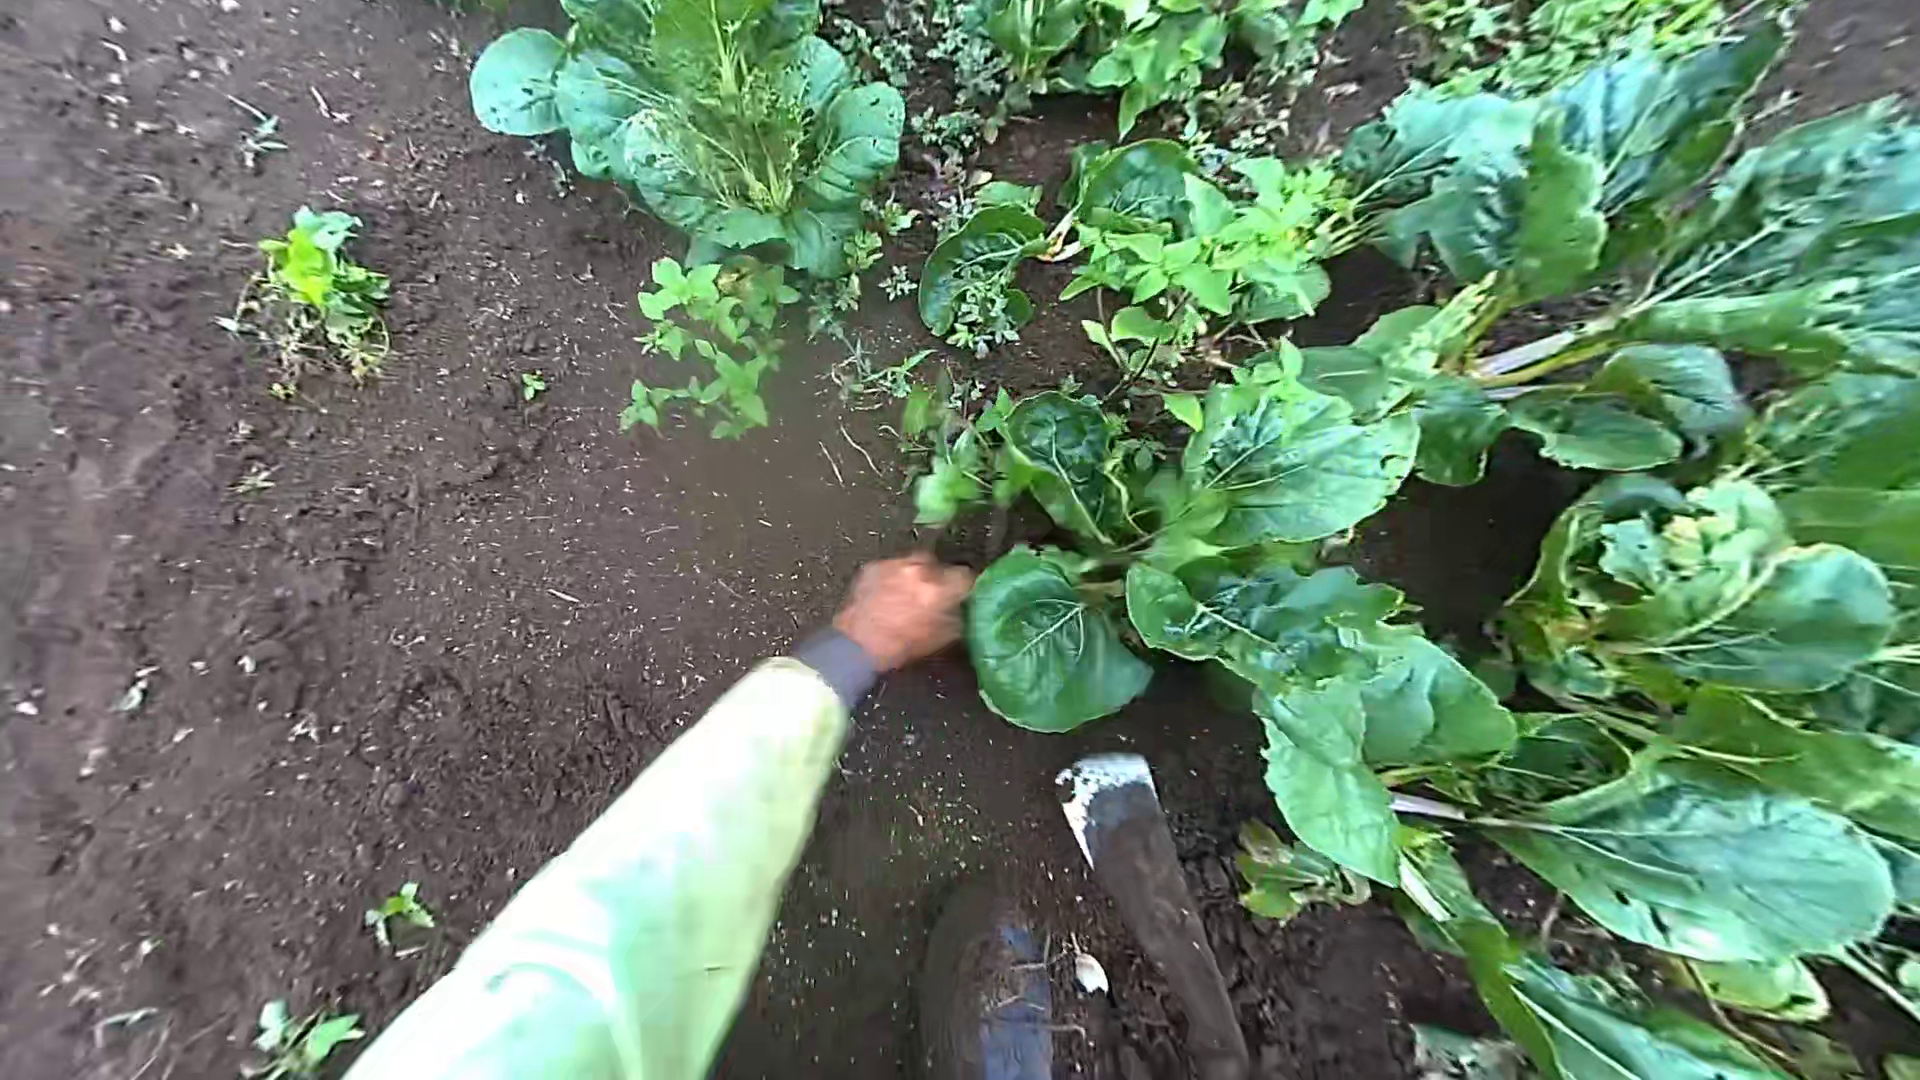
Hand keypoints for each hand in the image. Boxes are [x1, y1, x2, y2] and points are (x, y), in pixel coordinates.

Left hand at [833, 552, 974, 671]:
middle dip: (940, 577)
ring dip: (918, 574)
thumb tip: (967, 606)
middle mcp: (918, 571)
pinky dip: (895, 576)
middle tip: (935, 594)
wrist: (855, 646)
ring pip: (916, 562)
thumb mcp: (941, 638)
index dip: (966, 586)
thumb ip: (959, 616)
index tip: (964, 593)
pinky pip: (893, 565)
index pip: (966, 576)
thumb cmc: (899, 647)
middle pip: (941, 564)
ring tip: (910, 593)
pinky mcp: (874, 566)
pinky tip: (891, 592)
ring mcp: (894, 565)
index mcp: (938, 590)